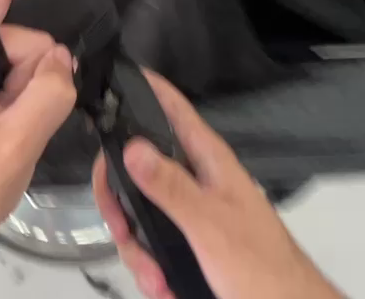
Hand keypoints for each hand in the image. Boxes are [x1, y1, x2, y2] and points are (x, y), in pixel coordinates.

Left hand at [0, 0, 80, 245]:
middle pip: (29, 36)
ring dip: (39, 93)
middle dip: (41, 75)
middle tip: (22, 121)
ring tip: (16, 128)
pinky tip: (21, 125)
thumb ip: (47, 94)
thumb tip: (64, 62)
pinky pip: (31, 77)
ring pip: (36, 61)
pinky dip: (38, 98)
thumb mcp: (14, 141)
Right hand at [92, 72, 340, 298]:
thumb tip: (130, 146)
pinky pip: (150, 241)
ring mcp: (189, 209)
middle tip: (118, 226)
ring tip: (153, 278)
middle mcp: (193, 176)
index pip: (168, 104)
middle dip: (119, 198)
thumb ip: (170, 185)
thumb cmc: (260, 267)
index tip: (103, 85)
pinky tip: (161, 287)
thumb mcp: (210, 225)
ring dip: (136, 246)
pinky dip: (149, 265)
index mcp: (205, 157)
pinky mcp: (187, 240)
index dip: (139, 86)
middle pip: (135, 163)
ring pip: (138, 208)